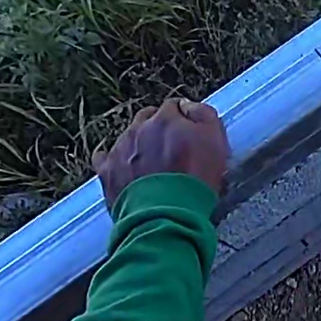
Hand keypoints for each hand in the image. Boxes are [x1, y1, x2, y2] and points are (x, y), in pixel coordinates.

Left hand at [93, 97, 229, 205]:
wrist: (165, 213)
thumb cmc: (195, 179)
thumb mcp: (215, 143)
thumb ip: (205, 117)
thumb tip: (190, 106)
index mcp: (166, 119)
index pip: (174, 107)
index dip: (184, 119)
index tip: (191, 133)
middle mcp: (139, 128)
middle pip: (148, 118)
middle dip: (159, 128)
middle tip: (172, 148)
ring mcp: (119, 149)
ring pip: (128, 137)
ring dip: (140, 145)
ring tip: (153, 166)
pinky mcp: (106, 171)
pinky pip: (105, 158)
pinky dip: (114, 161)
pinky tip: (123, 170)